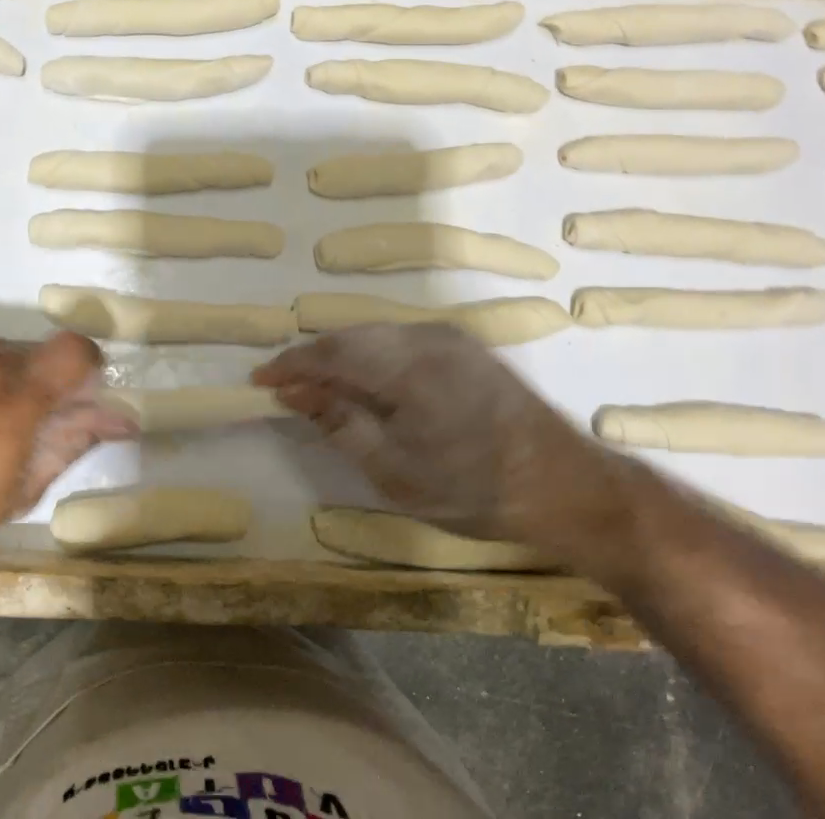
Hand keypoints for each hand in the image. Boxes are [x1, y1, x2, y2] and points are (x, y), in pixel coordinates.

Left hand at [0, 332, 135, 570]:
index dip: (89, 371)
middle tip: (25, 427)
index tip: (76, 401)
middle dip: (45, 383)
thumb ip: (71, 444)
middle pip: (39, 352)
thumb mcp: (17, 493)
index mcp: (15, 400)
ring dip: (5, 377)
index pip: (78, 350)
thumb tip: (120, 419)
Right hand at [254, 323, 635, 550]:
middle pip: (350, 336)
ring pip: (375, 335)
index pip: (330, 353)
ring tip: (318, 388)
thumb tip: (295, 393)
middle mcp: (427, 338)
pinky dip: (371, 357)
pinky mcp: (465, 349)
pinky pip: (400, 340)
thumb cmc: (474, 489)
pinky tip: (364, 383)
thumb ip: (340, 424)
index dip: (290, 365)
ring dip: (341, 356)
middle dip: (312, 358)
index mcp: (407, 367)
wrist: (566, 486)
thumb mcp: (395, 470)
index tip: (258, 381)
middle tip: (285, 388)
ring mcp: (450, 339)